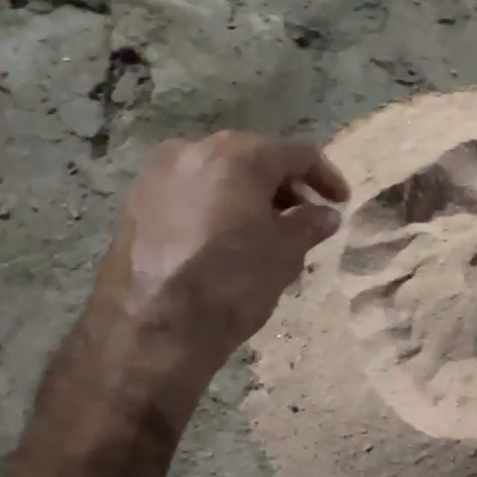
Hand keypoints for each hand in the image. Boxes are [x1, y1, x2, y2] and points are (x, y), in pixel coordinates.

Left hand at [96, 132, 349, 353]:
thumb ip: (308, 225)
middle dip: (284, 183)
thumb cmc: (232, 284)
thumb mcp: (284, 255)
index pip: (296, 153)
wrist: (154, 326)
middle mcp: (194, 151)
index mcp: (238, 157)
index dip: (324, 176)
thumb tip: (325, 215)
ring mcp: (159, 173)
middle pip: (253, 156)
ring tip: (267, 228)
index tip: (340, 202)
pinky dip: (215, 203)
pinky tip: (227, 235)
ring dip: (248, 192)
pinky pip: (190, 190)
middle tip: (305, 215)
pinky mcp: (136, 200)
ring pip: (218, 171)